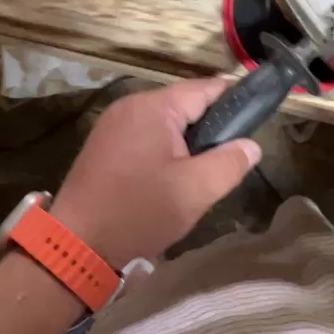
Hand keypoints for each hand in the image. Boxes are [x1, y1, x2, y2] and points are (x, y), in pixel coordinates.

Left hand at [50, 79, 261, 266]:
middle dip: (210, 125)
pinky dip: (164, 149)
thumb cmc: (138, 212)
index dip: (235, 98)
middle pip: (184, 104)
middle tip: (230, 156)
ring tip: (204, 170)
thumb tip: (251, 144)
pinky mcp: (103, 144)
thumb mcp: (195, 191)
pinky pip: (145, 135)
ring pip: (164, 122)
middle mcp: (130, 105)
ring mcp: (112, 124)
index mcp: (154, 108)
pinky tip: (172, 176)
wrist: (75, 244)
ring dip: (186, 140)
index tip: (258, 115)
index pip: (205, 88)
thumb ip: (229, 163)